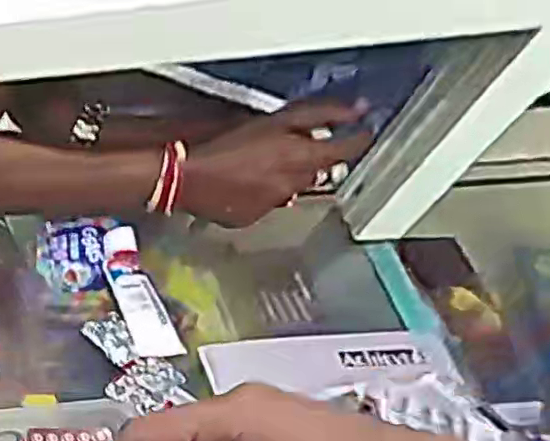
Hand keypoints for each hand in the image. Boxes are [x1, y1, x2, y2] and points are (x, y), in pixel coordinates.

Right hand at [180, 100, 374, 226]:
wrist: (187, 178)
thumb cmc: (227, 145)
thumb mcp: (277, 119)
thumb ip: (321, 114)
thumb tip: (359, 111)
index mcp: (302, 159)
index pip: (348, 150)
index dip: (359, 140)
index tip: (362, 134)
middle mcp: (291, 187)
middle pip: (317, 172)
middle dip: (313, 161)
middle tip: (295, 149)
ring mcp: (270, 206)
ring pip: (291, 190)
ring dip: (285, 179)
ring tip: (261, 168)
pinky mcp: (248, 220)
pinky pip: (266, 206)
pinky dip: (263, 195)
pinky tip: (245, 186)